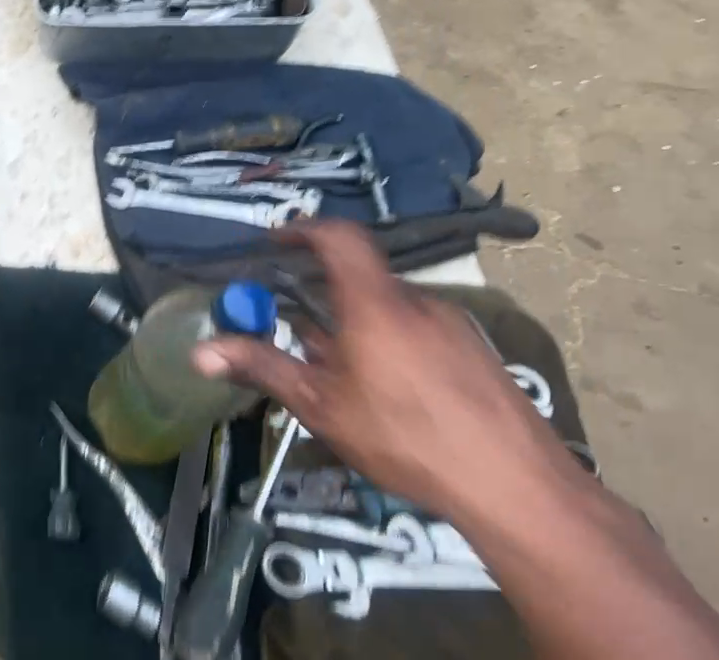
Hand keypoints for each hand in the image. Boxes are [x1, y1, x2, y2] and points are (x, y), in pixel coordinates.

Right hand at [191, 221, 575, 521]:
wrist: (519, 488)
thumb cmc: (406, 438)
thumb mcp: (321, 405)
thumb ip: (262, 367)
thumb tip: (199, 352)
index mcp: (375, 304)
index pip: (339, 238)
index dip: (303, 230)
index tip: (274, 241)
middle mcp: (416, 302)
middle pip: (360, 280)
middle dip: (324, 300)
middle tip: (299, 336)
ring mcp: (454, 326)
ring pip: (390, 309)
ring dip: (357, 326)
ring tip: (343, 375)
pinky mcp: (477, 352)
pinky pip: (420, 330)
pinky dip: (391, 343)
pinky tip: (391, 393)